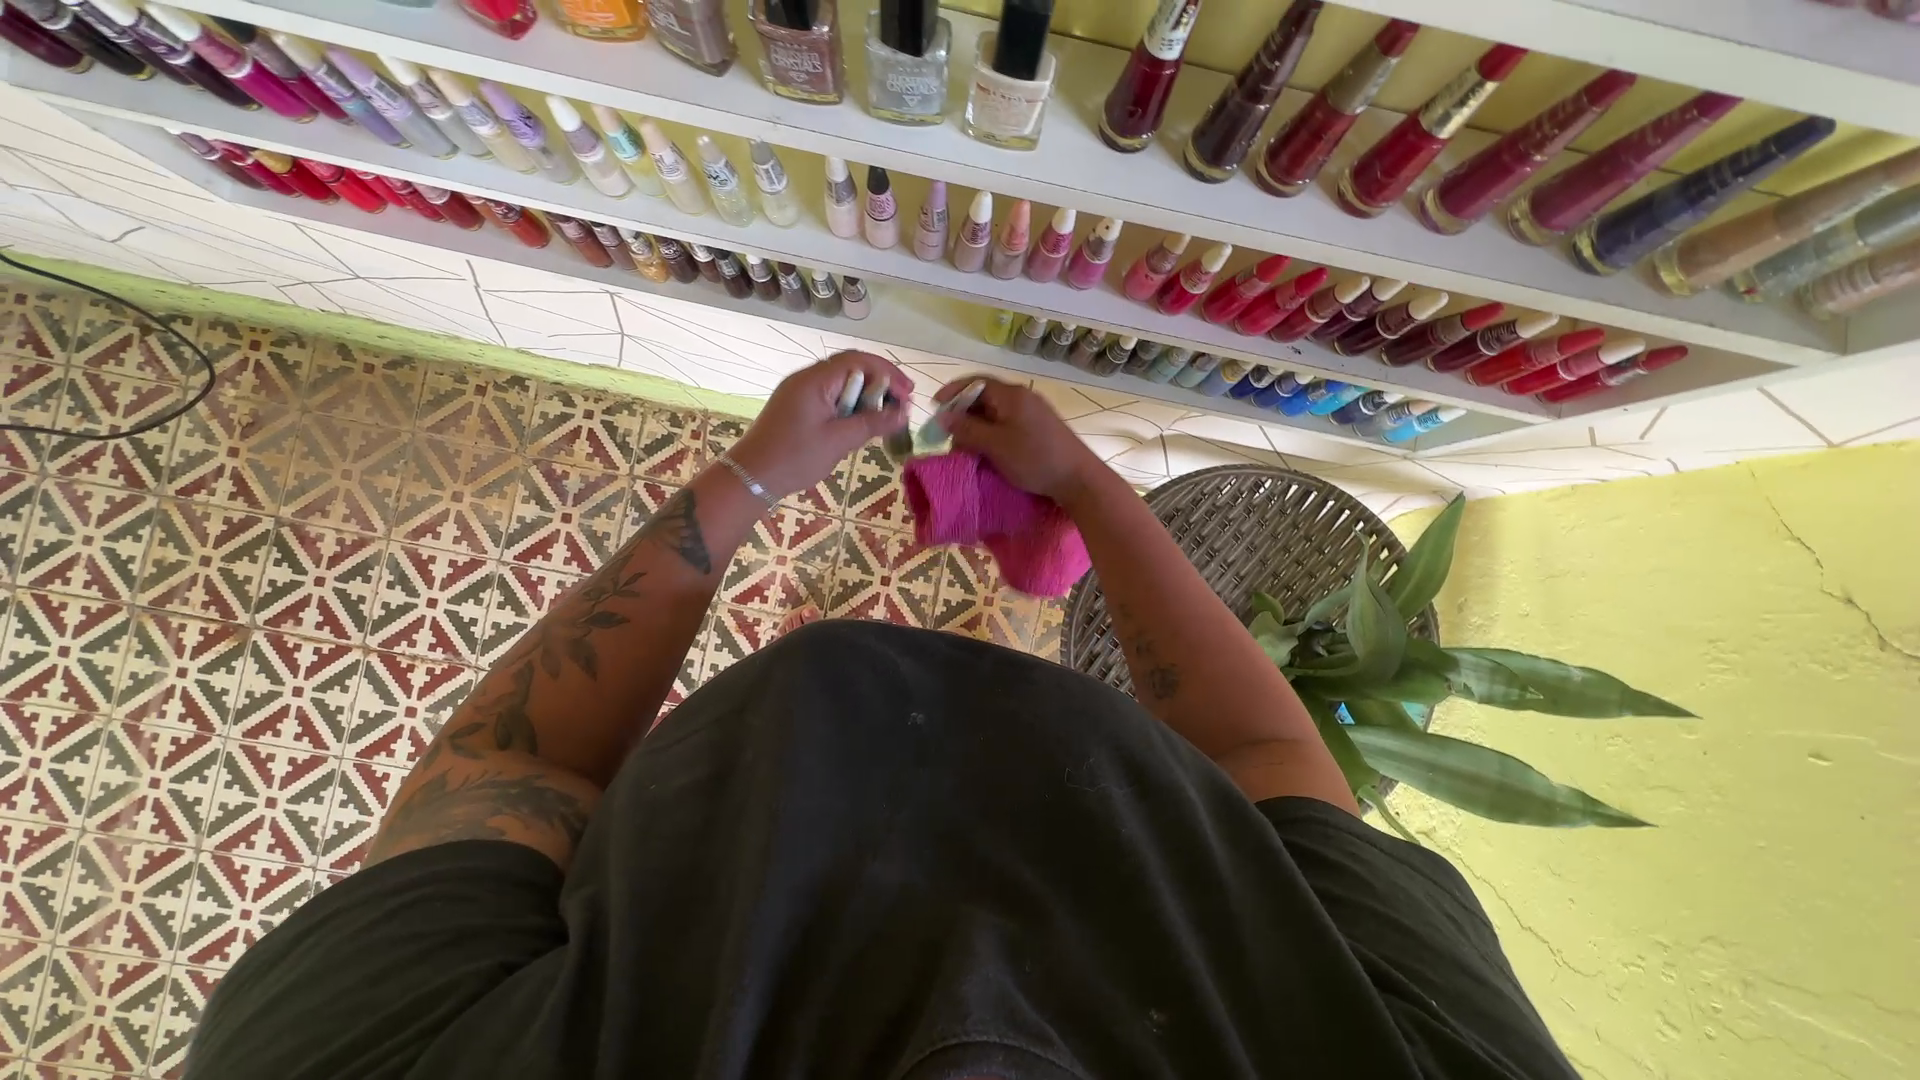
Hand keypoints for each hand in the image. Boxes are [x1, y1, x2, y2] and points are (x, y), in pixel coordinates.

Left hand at [727, 352, 911, 498]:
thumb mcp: (838, 441)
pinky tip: (863, 421)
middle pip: (851, 367)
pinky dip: (850, 405)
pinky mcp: (797, 406)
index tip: (909, 394)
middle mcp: (806, 378)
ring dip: (866, 395)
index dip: (888, 374)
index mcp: (815, 380)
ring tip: (887, 413)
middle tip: (903, 402)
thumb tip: (903, 412)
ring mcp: (799, 392)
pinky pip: (830, 396)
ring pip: (841, 382)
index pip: (858, 361)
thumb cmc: (794, 458)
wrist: (752, 477)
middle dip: (880, 382)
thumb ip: (872, 423)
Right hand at [935, 377, 1106, 504]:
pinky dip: (991, 434)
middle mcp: (1023, 398)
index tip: (934, 407)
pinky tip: (986, 452)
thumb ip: (968, 429)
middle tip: (948, 435)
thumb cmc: (1035, 459)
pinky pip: (1007, 424)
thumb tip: (944, 417)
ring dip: (976, 428)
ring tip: (965, 448)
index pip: (975, 383)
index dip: (953, 393)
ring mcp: (1033, 413)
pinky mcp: (1039, 429)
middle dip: (963, 415)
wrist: (1079, 478)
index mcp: (1011, 395)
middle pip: (984, 398)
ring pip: (996, 413)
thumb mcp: (996, 445)